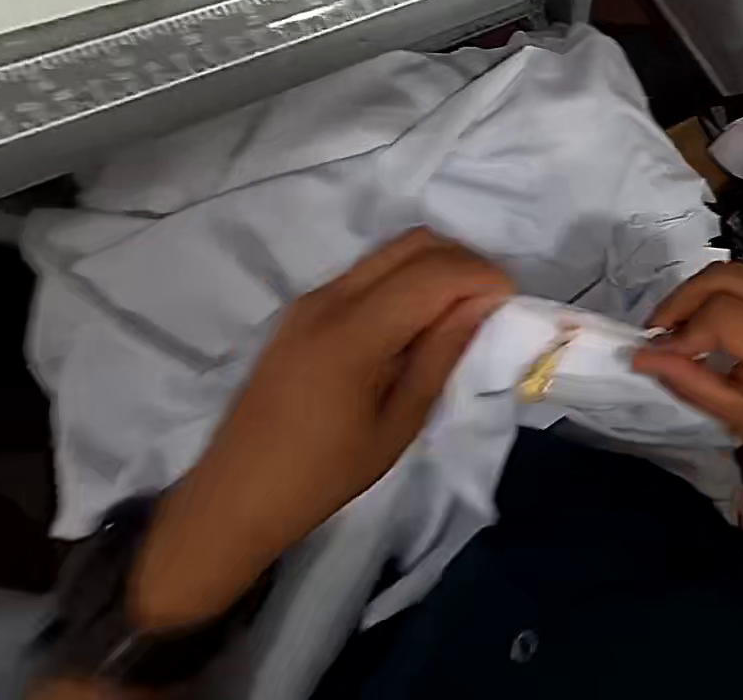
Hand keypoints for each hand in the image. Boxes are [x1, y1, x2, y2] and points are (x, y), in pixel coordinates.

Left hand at [131, 230, 511, 628]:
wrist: (232, 498)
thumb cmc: (323, 475)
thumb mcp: (399, 423)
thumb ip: (443, 352)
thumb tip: (483, 303)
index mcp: (352, 334)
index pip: (435, 273)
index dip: (483, 275)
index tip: (510, 301)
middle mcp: (330, 299)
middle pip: (417, 243)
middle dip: (467, 260)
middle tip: (491, 300)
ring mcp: (314, 297)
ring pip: (395, 248)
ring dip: (440, 263)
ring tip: (463, 305)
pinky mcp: (306, 305)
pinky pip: (374, 267)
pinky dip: (412, 274)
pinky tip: (422, 314)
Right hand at [632, 262, 742, 494]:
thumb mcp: (740, 418)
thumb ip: (691, 382)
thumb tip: (642, 357)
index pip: (725, 315)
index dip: (683, 332)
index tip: (655, 354)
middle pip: (725, 278)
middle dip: (682, 301)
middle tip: (657, 333)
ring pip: (733, 272)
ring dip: (696, 294)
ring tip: (676, 328)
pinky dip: (715, 295)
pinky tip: (703, 323)